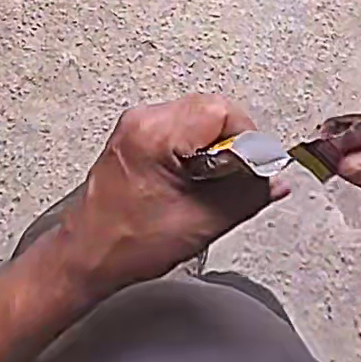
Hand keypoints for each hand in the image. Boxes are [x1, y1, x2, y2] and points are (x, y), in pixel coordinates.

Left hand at [40, 95, 287, 299]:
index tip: (251, 169)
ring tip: (209, 182)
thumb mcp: (200, 223)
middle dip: (231, 141)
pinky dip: (195, 146)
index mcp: (154, 135)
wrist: (86, 253)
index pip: (221, 110)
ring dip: (213, 144)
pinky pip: (178, 126)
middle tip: (233, 177)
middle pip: (209, 107)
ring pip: (195, 115)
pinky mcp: (133, 134)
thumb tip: (274, 181)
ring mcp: (135, 125)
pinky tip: (192, 178)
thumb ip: (246, 196)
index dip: (246, 139)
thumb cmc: (127, 244)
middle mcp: (141, 120)